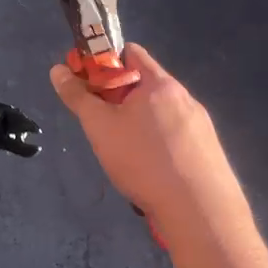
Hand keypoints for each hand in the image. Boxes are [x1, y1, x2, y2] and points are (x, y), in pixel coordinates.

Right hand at [50, 44, 246, 241]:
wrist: (201, 214)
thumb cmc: (143, 160)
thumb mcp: (99, 126)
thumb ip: (77, 95)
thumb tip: (58, 69)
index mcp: (160, 85)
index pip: (130, 53)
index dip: (102, 61)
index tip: (85, 82)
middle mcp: (185, 99)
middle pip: (143, 83)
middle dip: (115, 95)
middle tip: (97, 118)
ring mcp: (201, 126)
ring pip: (158, 111)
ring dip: (135, 119)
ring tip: (120, 148)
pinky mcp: (209, 152)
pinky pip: (173, 135)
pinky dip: (154, 141)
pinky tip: (146, 167)